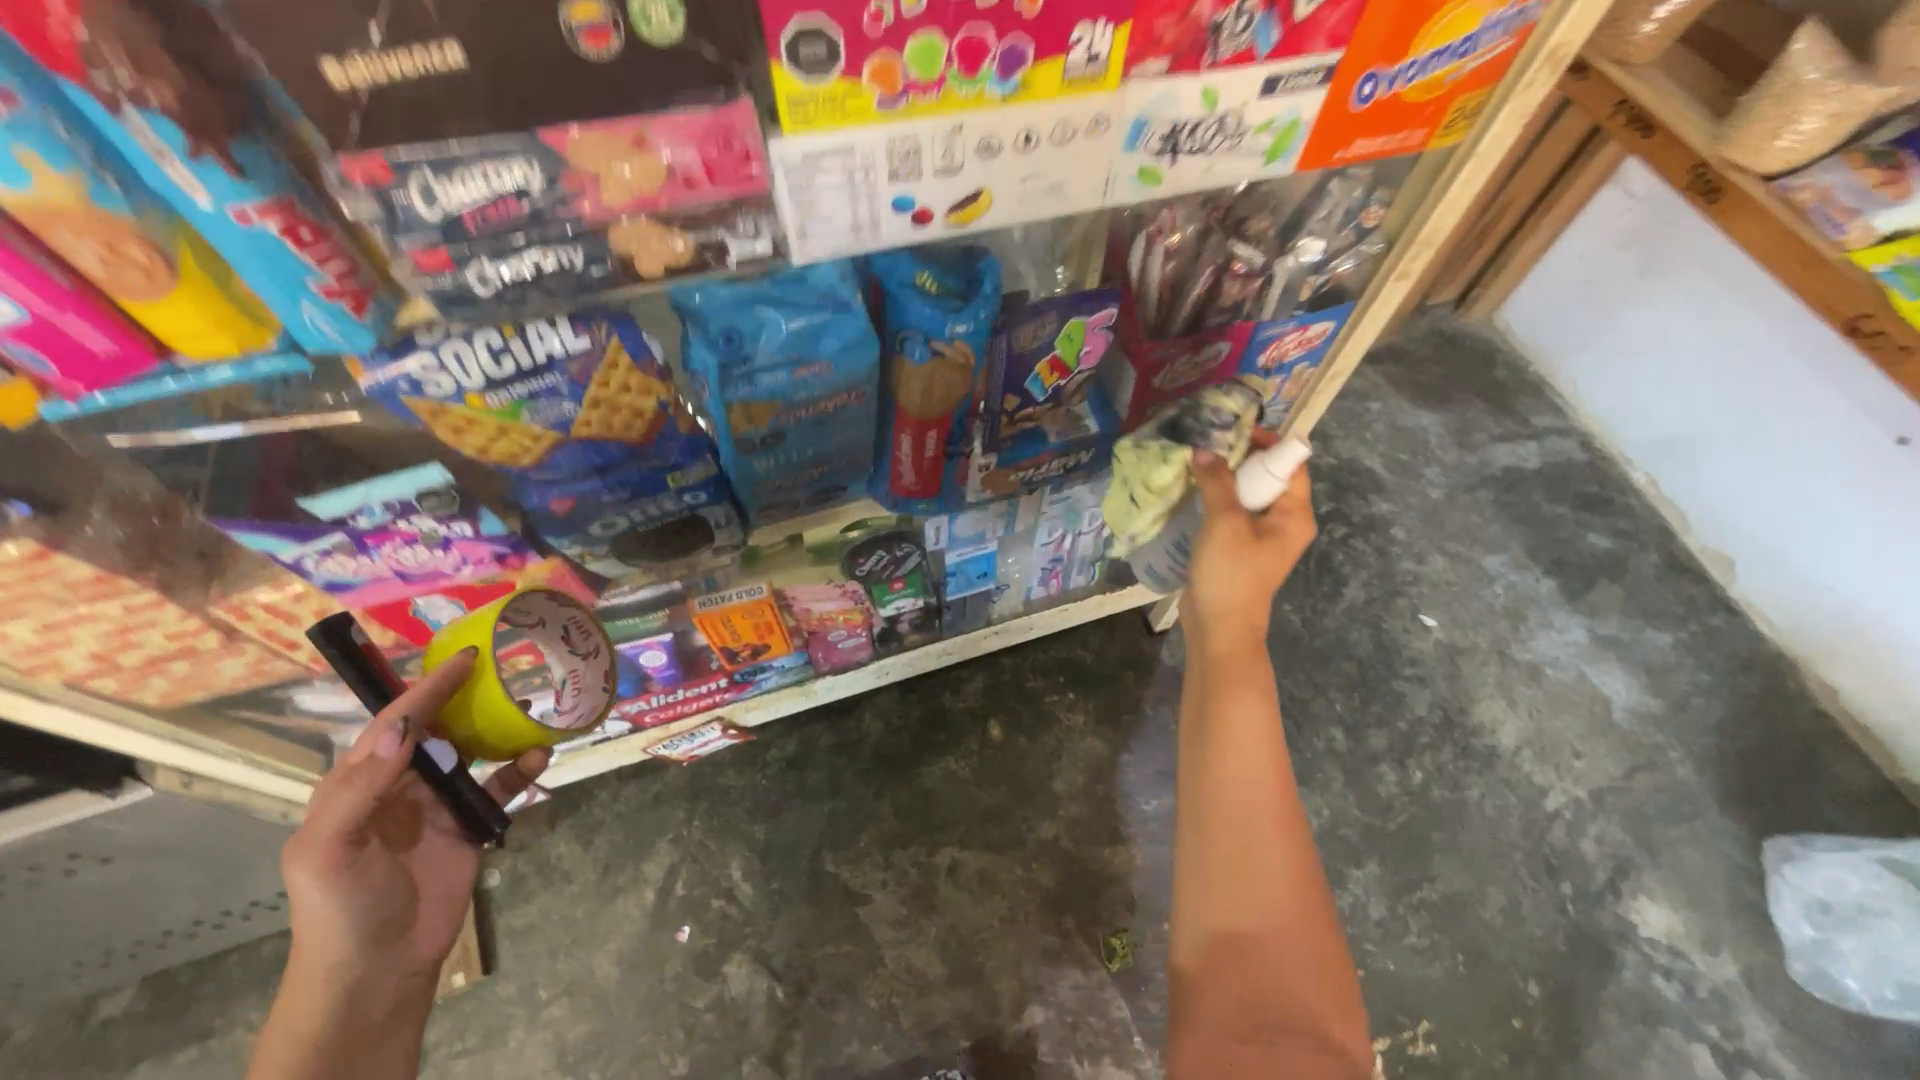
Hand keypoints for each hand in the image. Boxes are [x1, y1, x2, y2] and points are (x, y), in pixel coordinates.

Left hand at [279, 648, 548, 990]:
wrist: (378, 969)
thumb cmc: (341, 907)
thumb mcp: (330, 848)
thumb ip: (362, 787)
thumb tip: (401, 729)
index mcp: (356, 784)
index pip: (394, 724)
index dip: (426, 691)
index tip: (465, 662)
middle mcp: (397, 786)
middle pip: (435, 730)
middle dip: (465, 700)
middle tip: (504, 672)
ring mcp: (436, 806)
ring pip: (472, 754)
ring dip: (499, 732)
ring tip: (530, 708)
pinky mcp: (468, 828)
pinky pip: (497, 790)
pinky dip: (519, 771)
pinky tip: (539, 757)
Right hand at [1184, 430, 1316, 649]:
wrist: (1219, 628)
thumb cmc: (1231, 574)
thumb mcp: (1224, 522)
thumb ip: (1216, 482)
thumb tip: (1203, 450)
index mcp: (1295, 514)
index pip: (1292, 464)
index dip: (1269, 443)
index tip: (1236, 431)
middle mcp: (1284, 522)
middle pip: (1268, 477)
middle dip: (1240, 458)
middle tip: (1209, 443)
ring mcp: (1261, 536)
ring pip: (1246, 495)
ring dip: (1224, 480)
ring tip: (1196, 463)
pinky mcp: (1239, 548)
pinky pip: (1232, 513)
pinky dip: (1216, 501)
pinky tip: (1192, 492)